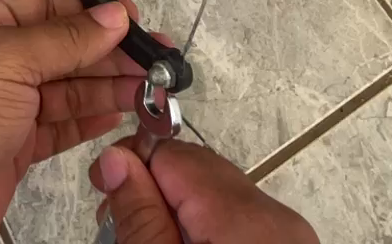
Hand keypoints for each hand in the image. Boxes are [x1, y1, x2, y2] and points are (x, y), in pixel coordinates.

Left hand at [0, 0, 143, 243]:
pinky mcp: (15, 143)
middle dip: (106, 51)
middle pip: (60, 46)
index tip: (135, 19)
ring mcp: (3, 103)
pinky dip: (90, 116)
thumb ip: (64, 38)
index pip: (44, 6)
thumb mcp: (6, 61)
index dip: (89, 11)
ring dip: (107, 85)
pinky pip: (60, 121)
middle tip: (157, 58)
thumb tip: (116, 14)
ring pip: (65, 85)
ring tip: (152, 86)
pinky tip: (121, 110)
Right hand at [90, 137, 317, 243]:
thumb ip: (143, 218)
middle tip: (114, 222)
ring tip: (142, 236)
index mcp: (249, 220)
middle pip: (196, 171)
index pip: (174, 155)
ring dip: (173, 211)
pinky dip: (203, 229)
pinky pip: (237, 222)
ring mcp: (290, 238)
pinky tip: (180, 243)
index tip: (101, 191)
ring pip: (214, 197)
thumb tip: (115, 156)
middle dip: (150, 188)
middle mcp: (277, 219)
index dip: (131, 164)